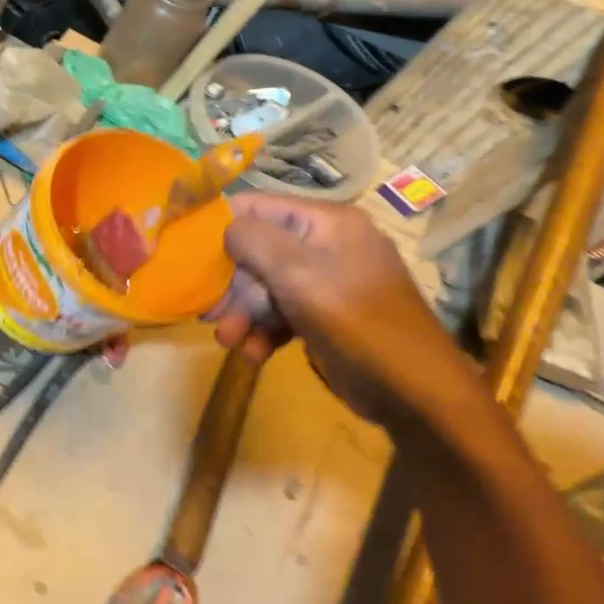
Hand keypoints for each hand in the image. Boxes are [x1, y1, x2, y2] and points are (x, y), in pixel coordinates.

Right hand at [207, 192, 478, 428]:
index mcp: (326, 222)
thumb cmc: (357, 324)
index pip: (255, 206)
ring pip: (263, 286)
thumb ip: (253, 240)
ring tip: (228, 341)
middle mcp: (326, 244)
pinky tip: (254, 353)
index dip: (217, 227)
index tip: (184, 254)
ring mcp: (327, 281)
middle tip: (208, 313)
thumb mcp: (298, 275)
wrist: (418, 396)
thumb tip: (223, 227)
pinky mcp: (325, 314)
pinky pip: (281, 312)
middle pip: (255, 251)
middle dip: (230, 285)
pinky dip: (263, 331)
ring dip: (241, 314)